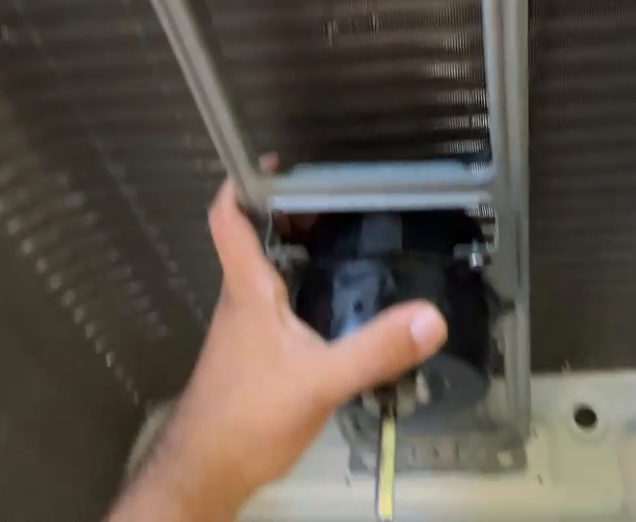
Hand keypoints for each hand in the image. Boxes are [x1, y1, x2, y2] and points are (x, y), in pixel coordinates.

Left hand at [112, 182, 447, 520]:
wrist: (205, 474)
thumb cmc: (248, 417)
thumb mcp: (321, 380)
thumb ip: (375, 349)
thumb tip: (430, 316)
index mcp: (248, 288)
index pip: (229, 218)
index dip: (243, 183)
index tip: (273, 161)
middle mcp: (241, 298)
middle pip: (255, 236)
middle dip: (288, 210)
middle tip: (333, 196)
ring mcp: (243, 327)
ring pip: (265, 268)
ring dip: (293, 245)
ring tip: (339, 234)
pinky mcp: (251, 353)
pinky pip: (274, 300)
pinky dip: (298, 283)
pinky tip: (331, 300)